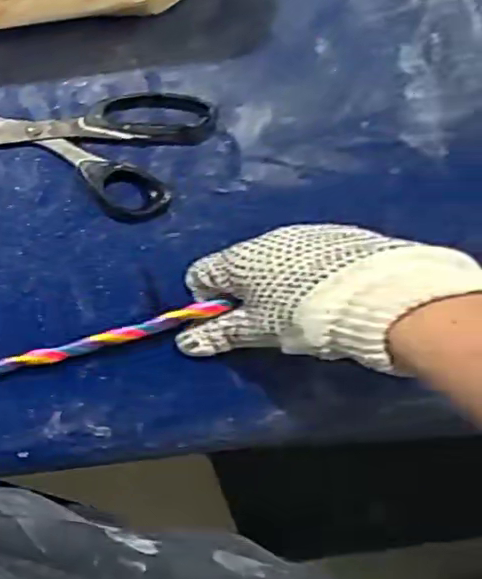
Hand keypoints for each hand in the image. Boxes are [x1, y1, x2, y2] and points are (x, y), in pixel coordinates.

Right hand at [175, 225, 481, 372]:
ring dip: (283, 278)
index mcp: (236, 260)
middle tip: (270, 314)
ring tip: (308, 302)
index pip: (200, 276)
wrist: (392, 299)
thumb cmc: (302, 314)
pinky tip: (336, 290)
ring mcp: (312, 234)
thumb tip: (186, 343)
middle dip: (248, 288)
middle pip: (242, 266)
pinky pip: (319, 255)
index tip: (230, 318)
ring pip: (281, 259)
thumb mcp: (256, 330)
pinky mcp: (352, 236)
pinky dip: (318, 270)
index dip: (209, 300)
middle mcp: (268, 239)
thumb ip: (217, 334)